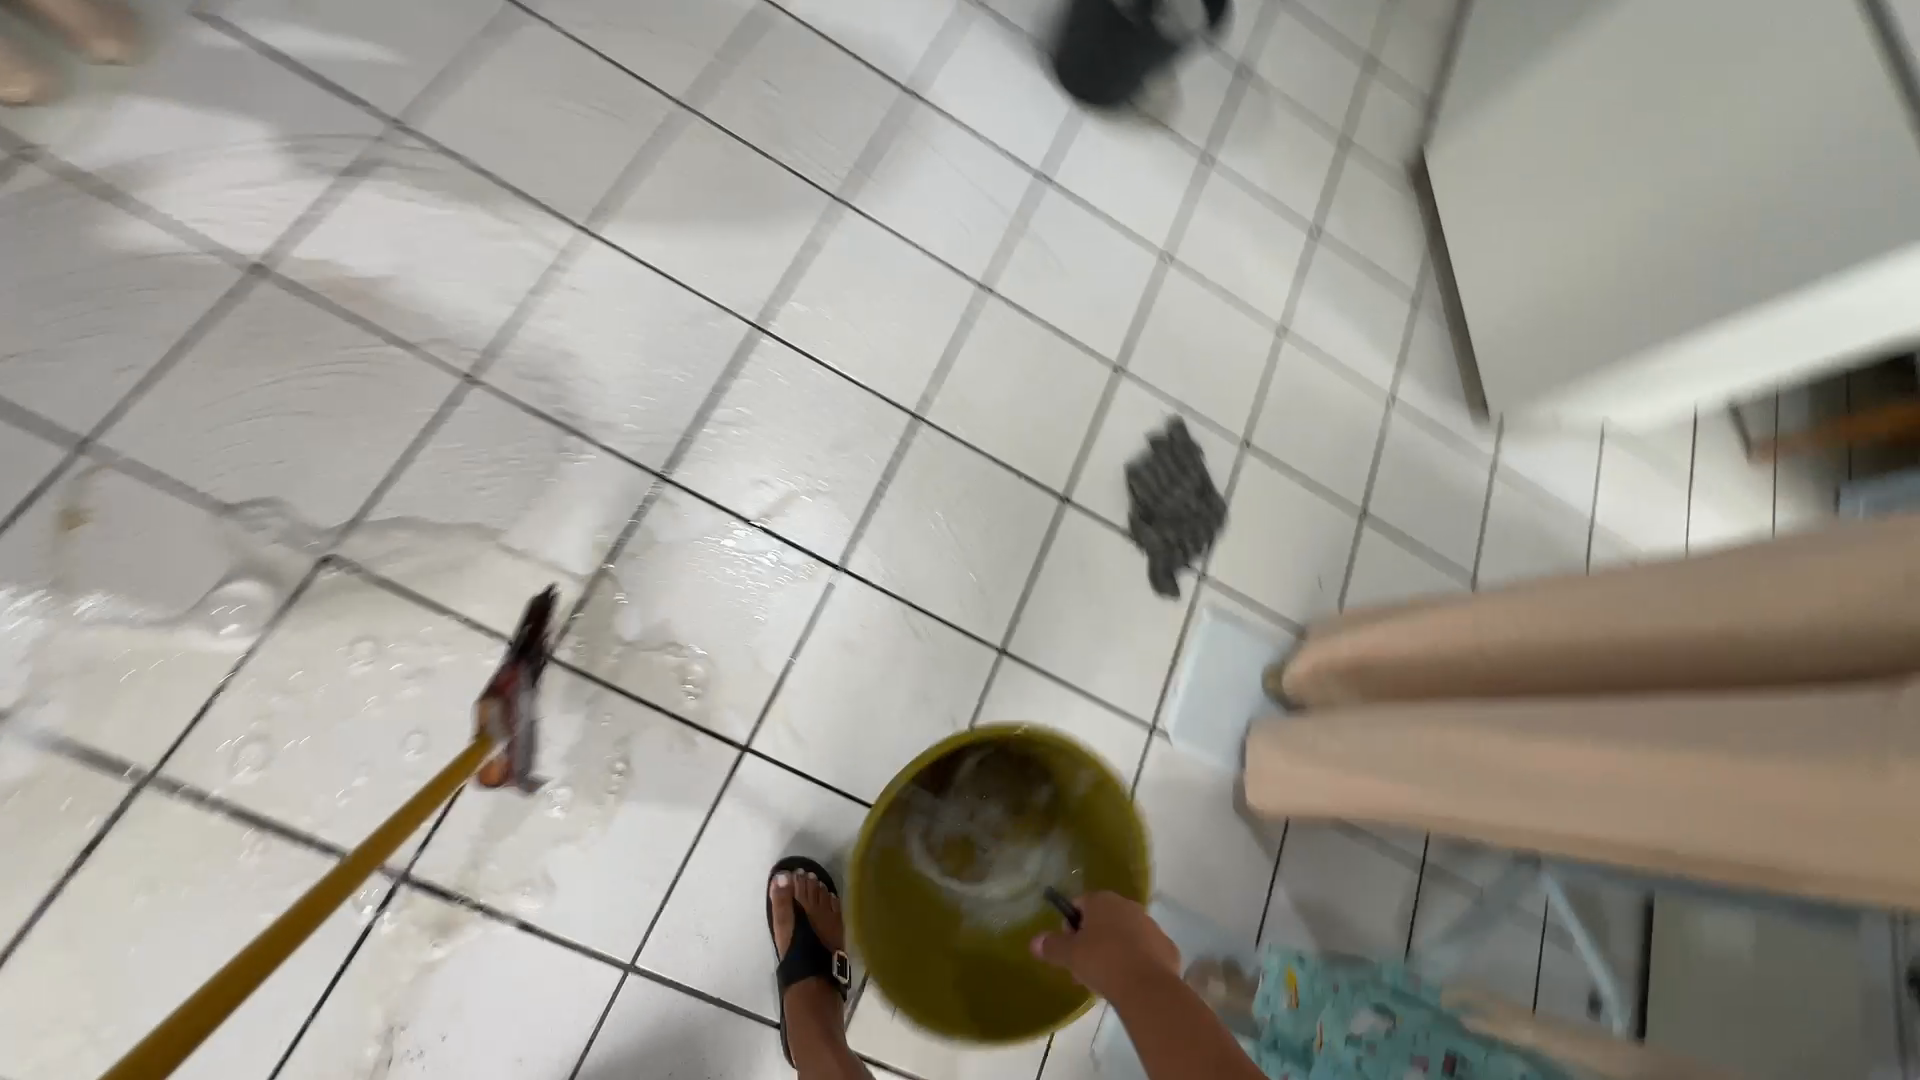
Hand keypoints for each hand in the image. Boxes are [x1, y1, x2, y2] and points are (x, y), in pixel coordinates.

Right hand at [1030, 892, 1180, 1001]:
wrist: (1147, 988)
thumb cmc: (1103, 962)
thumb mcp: (1070, 956)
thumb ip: (1051, 946)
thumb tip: (1034, 942)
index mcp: (1102, 901)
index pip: (1079, 905)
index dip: (1070, 927)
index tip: (1069, 950)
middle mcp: (1128, 906)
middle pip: (1103, 920)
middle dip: (1092, 942)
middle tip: (1084, 970)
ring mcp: (1151, 925)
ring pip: (1125, 935)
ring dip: (1115, 951)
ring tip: (1107, 981)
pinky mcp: (1167, 948)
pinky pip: (1146, 952)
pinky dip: (1137, 963)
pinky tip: (1131, 983)